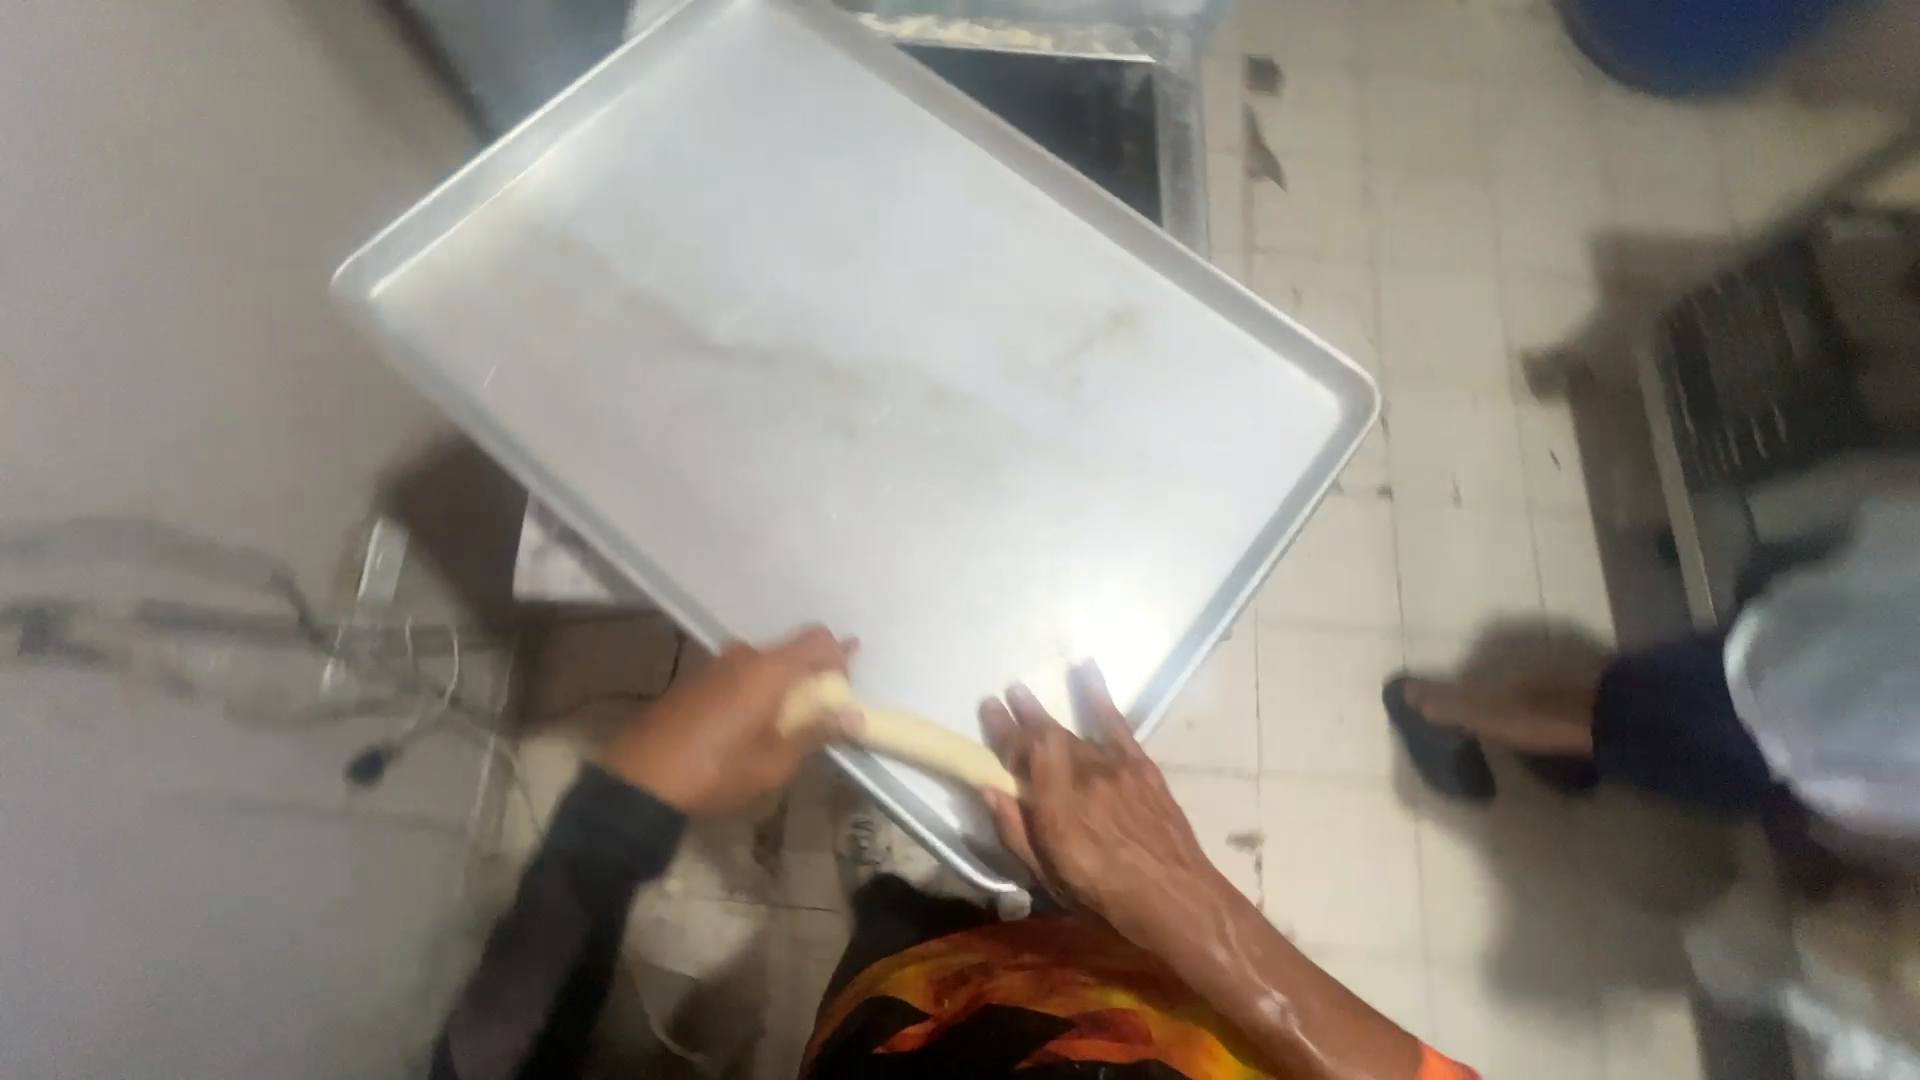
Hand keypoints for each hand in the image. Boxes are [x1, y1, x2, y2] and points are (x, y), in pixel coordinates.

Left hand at [606, 625, 857, 814]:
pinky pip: (739, 672)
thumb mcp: (774, 762)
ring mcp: (716, 665)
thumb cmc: (716, 771)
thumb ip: (816, 732)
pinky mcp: (695, 680)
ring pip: (764, 661)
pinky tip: (748, 722)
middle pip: (791, 649)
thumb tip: (854, 716)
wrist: (640, 781)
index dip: (839, 657)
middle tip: (819, 708)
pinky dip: (755, 687)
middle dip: (811, 672)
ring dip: (782, 681)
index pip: (818, 639)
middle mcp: (745, 656)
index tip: (842, 689)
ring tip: (784, 719)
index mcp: (770, 669)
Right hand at [979, 663, 1224, 950]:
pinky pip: (1114, 721)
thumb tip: (989, 790)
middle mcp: (1082, 773)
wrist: (1174, 897)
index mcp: (1055, 802)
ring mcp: (1112, 764)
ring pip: (1072, 731)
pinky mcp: (1138, 763)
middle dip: (1019, 717)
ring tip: (1023, 692)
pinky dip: (1098, 694)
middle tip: (1001, 699)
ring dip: (1045, 713)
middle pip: (1044, 736)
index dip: (1002, 730)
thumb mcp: (1047, 875)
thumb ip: (1015, 829)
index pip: (1022, 752)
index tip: (988, 711)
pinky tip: (1086, 668)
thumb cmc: (1104, 896)